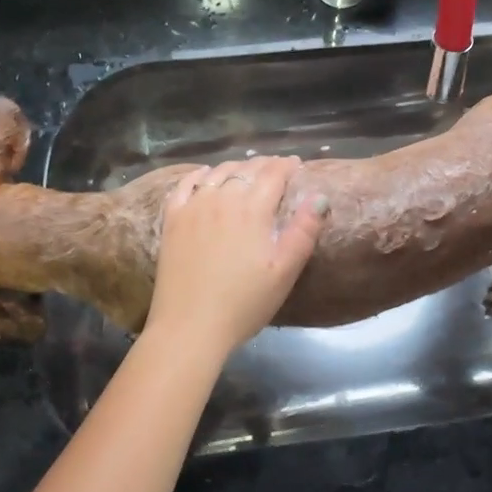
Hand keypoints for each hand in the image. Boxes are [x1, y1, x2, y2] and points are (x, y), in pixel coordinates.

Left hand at [145, 156, 327, 361]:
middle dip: (264, 165)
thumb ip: (304, 231)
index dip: (287, 165)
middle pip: (246, 169)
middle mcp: (222, 198)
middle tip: (276, 169)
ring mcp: (194, 207)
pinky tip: (205, 175)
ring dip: (236, 167)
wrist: (189, 326)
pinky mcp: (172, 219)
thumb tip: (319, 196)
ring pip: (217, 173)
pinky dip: (199, 175)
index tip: (296, 164)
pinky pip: (185, 184)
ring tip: (246, 171)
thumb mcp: (284, 271)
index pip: (273, 173)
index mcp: (253, 208)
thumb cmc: (244, 303)